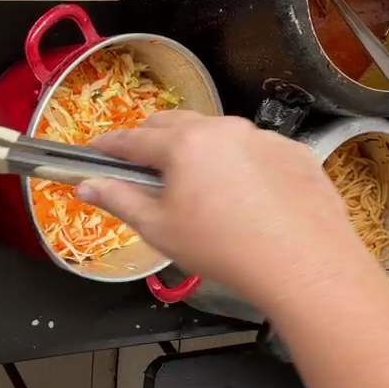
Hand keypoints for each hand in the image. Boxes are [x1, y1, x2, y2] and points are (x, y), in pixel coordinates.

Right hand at [73, 111, 378, 311]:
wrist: (305, 264)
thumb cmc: (221, 248)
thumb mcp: (157, 228)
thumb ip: (117, 199)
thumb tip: (83, 185)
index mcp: (183, 145)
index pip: (133, 138)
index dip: (109, 144)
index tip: (96, 150)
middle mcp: (222, 129)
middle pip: (173, 123)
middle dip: (150, 139)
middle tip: (140, 166)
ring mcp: (262, 137)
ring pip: (215, 132)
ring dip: (194, 148)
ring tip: (193, 183)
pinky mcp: (293, 152)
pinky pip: (253, 148)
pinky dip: (235, 161)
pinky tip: (240, 195)